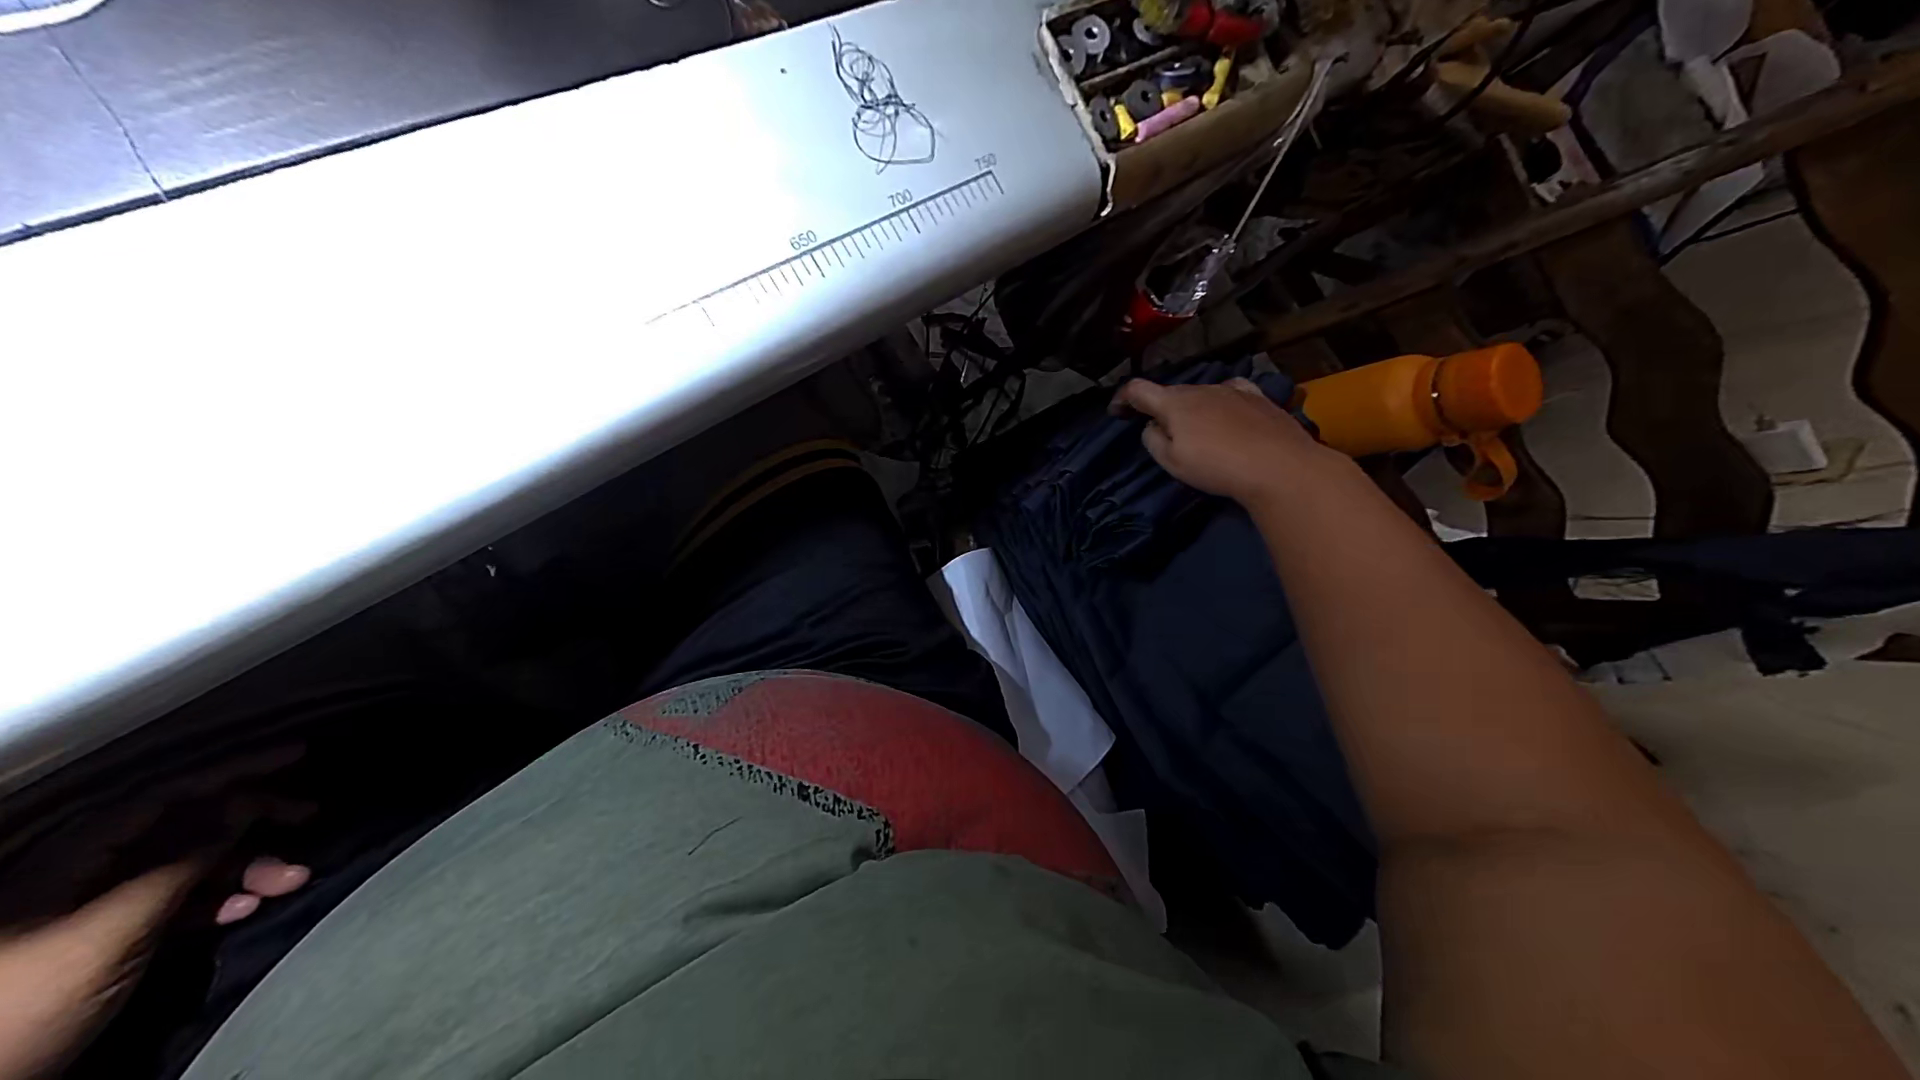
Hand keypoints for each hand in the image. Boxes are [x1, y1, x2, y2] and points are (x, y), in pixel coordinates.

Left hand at [0, 746, 312, 1079]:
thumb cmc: (30, 998)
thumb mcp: (114, 928)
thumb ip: (182, 862)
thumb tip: (243, 807)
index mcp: (77, 856)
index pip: (170, 795)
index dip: (234, 771)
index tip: (297, 755)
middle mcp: (90, 871)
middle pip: (188, 828)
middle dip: (253, 825)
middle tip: (309, 819)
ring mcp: (101, 908)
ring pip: (193, 867)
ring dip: (248, 869)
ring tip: (290, 883)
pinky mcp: (115, 940)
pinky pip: (182, 902)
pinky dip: (220, 901)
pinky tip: (244, 911)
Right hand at [1110, 377, 1344, 503]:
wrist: (1278, 465)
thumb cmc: (1216, 466)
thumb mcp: (1172, 462)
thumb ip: (1153, 440)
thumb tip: (1152, 426)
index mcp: (1174, 403)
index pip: (1138, 390)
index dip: (1122, 398)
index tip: (1116, 412)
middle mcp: (1202, 388)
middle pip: (1172, 392)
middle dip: (1160, 408)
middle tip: (1161, 432)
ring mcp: (1233, 389)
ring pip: (1202, 393)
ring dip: (1193, 407)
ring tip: (1197, 429)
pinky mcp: (1259, 398)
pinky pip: (1232, 392)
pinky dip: (1222, 402)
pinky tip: (1228, 412)